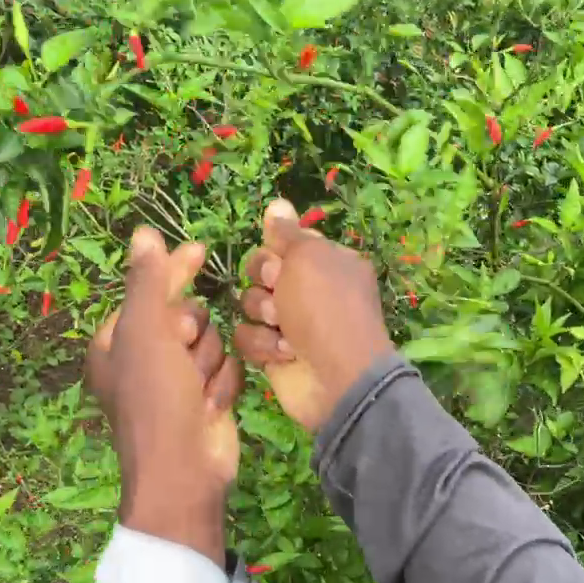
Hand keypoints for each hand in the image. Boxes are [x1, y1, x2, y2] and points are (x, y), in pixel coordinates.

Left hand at [86, 227, 242, 565]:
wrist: (185, 470)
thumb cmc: (156, 400)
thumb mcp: (146, 333)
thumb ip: (148, 281)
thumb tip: (144, 233)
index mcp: (118, 341)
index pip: (150, 291)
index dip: (173, 272)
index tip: (199, 251)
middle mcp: (147, 358)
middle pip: (188, 315)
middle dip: (194, 333)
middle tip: (185, 351)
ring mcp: (180, 380)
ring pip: (213, 342)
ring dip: (209, 363)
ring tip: (197, 391)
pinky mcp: (208, 397)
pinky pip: (228, 369)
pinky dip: (223, 386)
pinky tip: (212, 407)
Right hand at [234, 200, 395, 430]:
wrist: (337, 378)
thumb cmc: (326, 310)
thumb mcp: (310, 258)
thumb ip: (288, 233)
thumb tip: (277, 204)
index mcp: (328, 263)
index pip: (285, 242)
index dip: (276, 251)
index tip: (282, 262)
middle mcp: (309, 291)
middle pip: (261, 270)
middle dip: (265, 283)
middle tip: (280, 296)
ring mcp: (291, 323)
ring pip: (249, 303)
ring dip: (263, 316)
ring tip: (285, 332)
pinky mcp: (274, 353)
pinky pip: (246, 337)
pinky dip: (261, 345)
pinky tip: (283, 354)